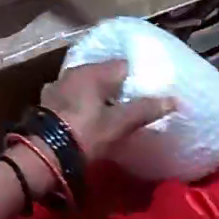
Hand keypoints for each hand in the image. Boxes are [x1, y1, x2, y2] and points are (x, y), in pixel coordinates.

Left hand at [40, 60, 174, 163]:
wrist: (45, 153)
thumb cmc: (86, 133)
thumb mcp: (119, 123)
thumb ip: (145, 109)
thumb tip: (174, 99)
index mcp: (93, 71)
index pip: (123, 66)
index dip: (137, 78)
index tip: (146, 92)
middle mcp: (73, 71)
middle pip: (103, 74)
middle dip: (116, 86)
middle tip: (130, 103)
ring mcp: (57, 84)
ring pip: (85, 84)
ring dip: (96, 94)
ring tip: (109, 110)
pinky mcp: (47, 100)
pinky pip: (71, 95)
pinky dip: (80, 102)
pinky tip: (85, 115)